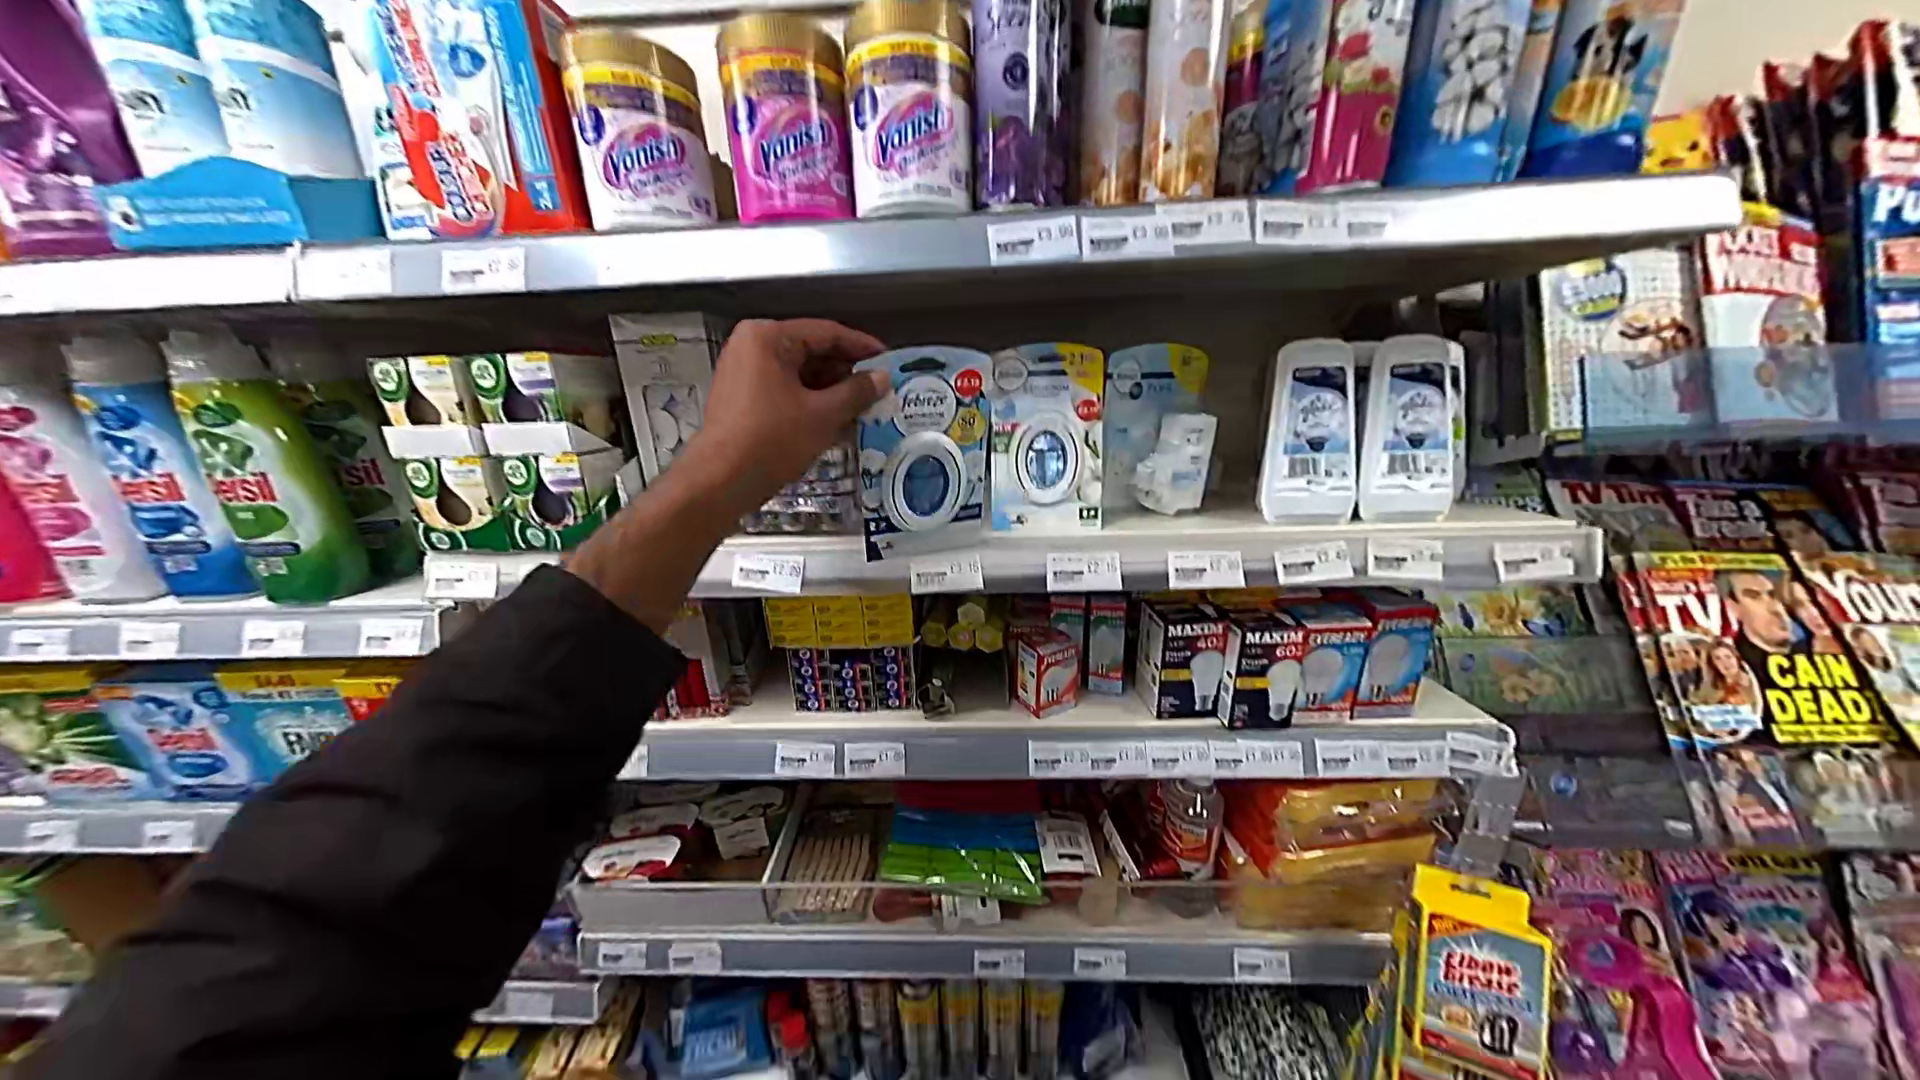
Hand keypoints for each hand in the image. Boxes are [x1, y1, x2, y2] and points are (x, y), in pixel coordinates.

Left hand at [677, 318, 887, 517]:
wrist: (723, 479)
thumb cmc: (772, 439)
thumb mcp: (823, 414)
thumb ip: (857, 392)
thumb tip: (882, 378)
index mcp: (768, 337)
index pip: (826, 333)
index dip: (862, 347)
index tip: (888, 359)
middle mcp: (752, 346)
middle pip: (812, 352)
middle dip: (846, 373)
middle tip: (878, 390)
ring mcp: (744, 371)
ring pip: (800, 374)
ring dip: (831, 391)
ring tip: (863, 409)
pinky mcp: (743, 397)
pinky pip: (786, 390)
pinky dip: (811, 402)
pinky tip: (837, 421)